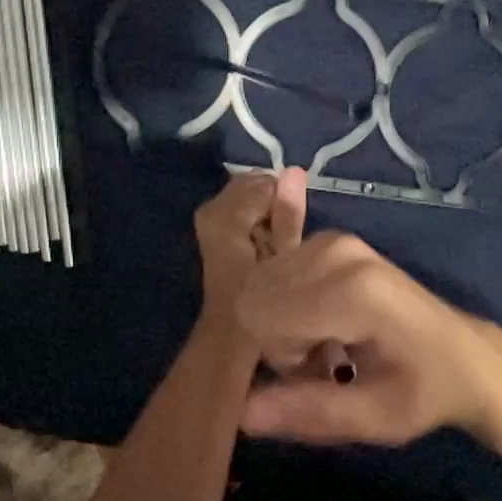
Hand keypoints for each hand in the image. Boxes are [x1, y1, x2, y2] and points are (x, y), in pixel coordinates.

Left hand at [192, 168, 306, 323]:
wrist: (230, 329)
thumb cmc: (261, 297)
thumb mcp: (283, 257)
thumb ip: (288, 213)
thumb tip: (294, 171)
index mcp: (225, 216)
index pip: (263, 185)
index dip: (284, 201)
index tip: (293, 227)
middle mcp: (210, 210)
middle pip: (250, 185)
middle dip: (271, 200)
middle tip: (285, 231)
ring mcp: (207, 218)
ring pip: (243, 193)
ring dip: (262, 207)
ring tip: (274, 238)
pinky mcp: (210, 226)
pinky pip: (237, 205)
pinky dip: (252, 215)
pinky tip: (262, 238)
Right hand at [235, 230, 496, 444]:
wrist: (467, 356)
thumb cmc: (424, 392)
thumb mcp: (375, 418)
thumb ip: (310, 410)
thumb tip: (244, 413)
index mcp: (353, 293)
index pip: (263, 317)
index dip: (277, 357)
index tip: (316, 375)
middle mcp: (337, 253)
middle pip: (257, 296)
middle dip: (275, 336)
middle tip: (318, 361)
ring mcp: (332, 240)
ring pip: (262, 283)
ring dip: (280, 320)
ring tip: (323, 344)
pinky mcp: (329, 239)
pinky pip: (277, 271)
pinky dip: (287, 302)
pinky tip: (323, 322)